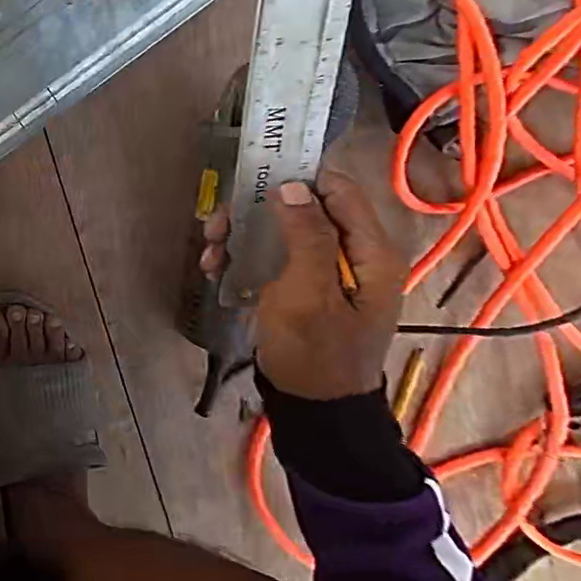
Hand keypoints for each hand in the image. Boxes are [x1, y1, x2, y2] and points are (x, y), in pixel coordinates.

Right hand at [200, 171, 400, 399]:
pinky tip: (216, 270)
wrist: (309, 403)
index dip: (299, 178)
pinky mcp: (297, 282)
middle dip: (255, 212)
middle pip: (300, 207)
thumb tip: (292, 186)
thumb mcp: (308, 293)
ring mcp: (321, 268)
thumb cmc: (313, 349)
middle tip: (218, 227)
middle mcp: (348, 252)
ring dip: (239, 235)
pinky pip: (267, 253)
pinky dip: (239, 256)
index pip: (338, 191)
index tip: (253, 177)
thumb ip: (306, 237)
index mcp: (369, 251)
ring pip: (276, 228)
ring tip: (212, 254)